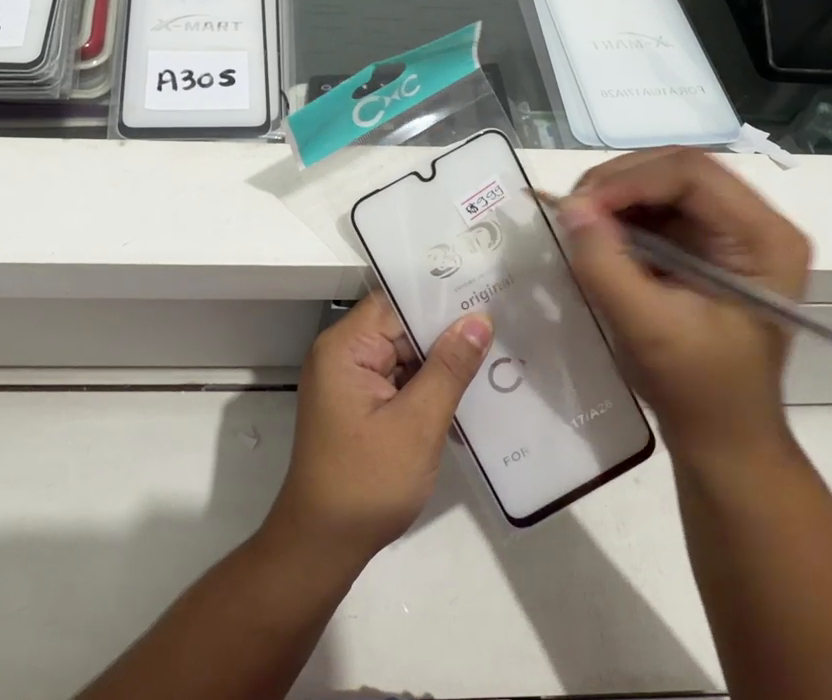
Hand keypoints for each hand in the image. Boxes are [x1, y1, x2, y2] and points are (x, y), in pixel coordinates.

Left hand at [264, 293, 493, 564]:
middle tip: (507, 322)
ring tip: (502, 352)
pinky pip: (401, 382)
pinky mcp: (361, 408)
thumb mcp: (417, 424)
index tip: (488, 289)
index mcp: (344, 348)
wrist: (324, 543)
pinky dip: (431, 388)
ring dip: (444, 362)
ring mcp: (351, 383)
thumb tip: (478, 319)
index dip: (440, 297)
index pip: (395, 303)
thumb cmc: (367, 481)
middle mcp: (342, 356)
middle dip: (448, 330)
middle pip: (401, 327)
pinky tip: (472, 393)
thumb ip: (448, 368)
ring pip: (405, 356)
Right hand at [555, 148, 810, 463]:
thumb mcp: (648, 328)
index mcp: (765, 239)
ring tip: (576, 222)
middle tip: (570, 211)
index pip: (693, 174)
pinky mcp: (702, 247)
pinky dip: (618, 216)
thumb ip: (606, 265)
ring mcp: (729, 233)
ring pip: (662, 183)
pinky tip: (594, 235)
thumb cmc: (698, 389)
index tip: (577, 208)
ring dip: (614, 196)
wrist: (722, 435)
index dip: (630, 180)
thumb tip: (569, 207)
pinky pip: (655, 210)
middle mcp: (755, 223)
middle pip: (678, 169)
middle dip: (617, 183)